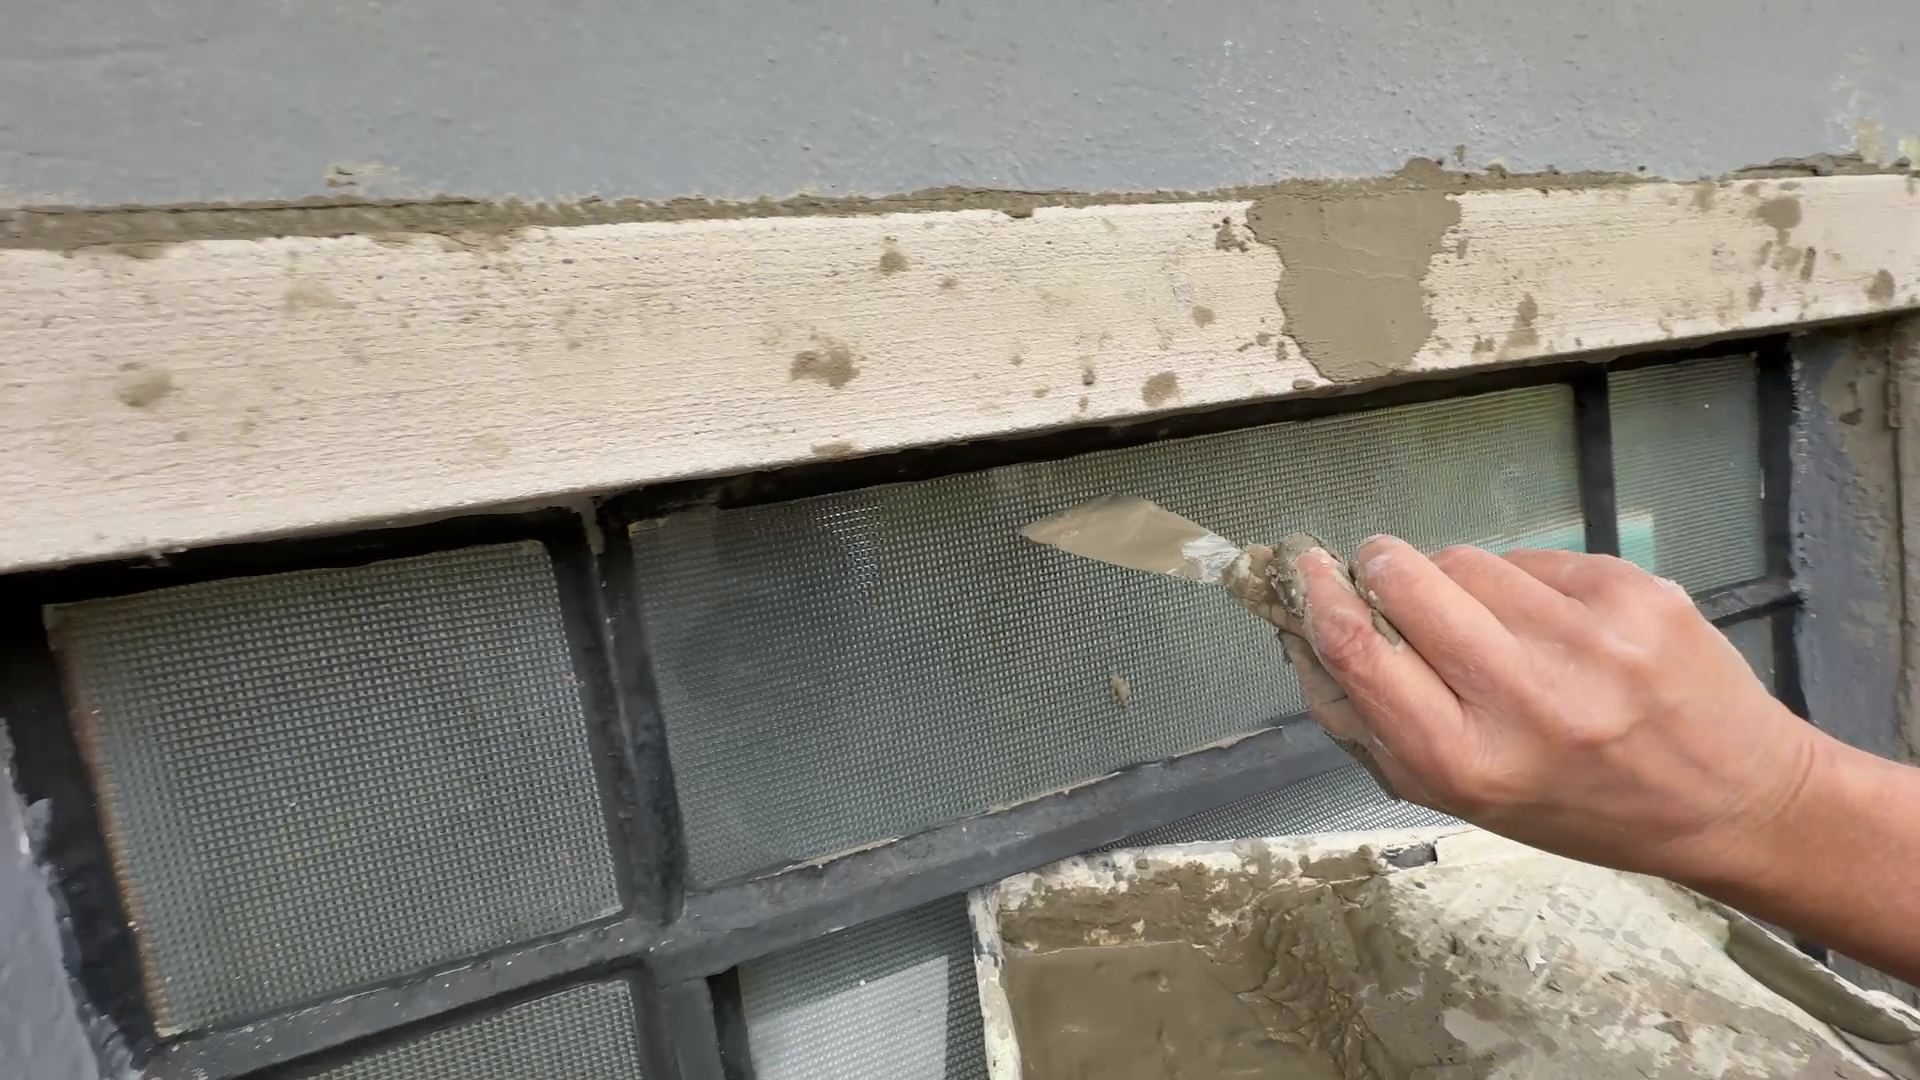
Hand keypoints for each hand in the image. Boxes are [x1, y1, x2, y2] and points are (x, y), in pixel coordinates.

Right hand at [1293, 536, 1823, 891]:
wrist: (1737, 802)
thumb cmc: (1565, 804)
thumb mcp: (1442, 791)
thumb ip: (1356, 717)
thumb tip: (1297, 635)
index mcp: (1463, 757)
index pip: (1358, 647)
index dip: (1320, 594)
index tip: (1305, 566)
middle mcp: (1525, 697)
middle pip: (1404, 579)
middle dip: (1377, 564)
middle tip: (1384, 575)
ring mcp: (1588, 638)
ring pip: (1462, 558)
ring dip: (1450, 578)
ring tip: (1489, 622)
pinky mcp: (1636, 594)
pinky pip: (1527, 557)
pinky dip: (1516, 581)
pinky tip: (1551, 623)